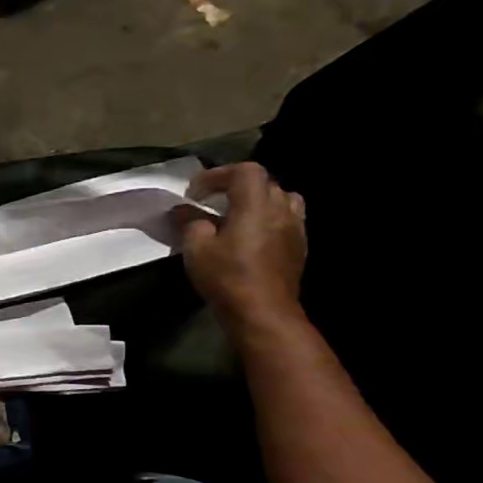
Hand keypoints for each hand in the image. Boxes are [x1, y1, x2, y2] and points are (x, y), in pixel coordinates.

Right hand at [175, 162, 307, 327]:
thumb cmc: (227, 276)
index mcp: (256, 205)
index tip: (195, 193)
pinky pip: (287, 219)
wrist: (263, 312)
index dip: (217, 175)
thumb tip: (183, 209)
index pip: (244, 171)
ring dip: (257, 200)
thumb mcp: (196, 248)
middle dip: (235, 186)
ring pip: (281, 198)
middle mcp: (281, 209)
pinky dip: (268, 217)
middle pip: (263, 182)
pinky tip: (251, 235)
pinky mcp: (299, 246)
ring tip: (236, 214)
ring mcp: (295, 228)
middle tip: (211, 201)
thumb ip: (190, 222)